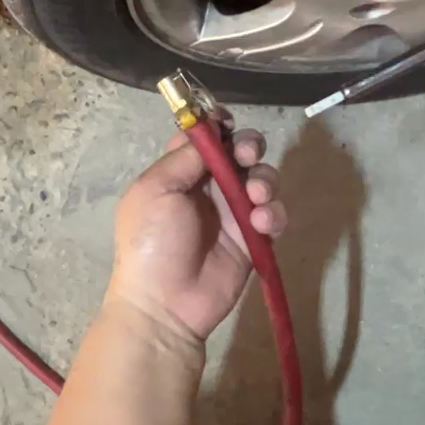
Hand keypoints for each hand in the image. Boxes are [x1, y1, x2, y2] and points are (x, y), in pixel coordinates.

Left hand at [106, 116, 287, 341]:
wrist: (165, 302)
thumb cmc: (152, 242)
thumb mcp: (155, 190)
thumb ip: (184, 158)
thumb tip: (210, 133)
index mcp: (178, 172)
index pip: (203, 138)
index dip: (218, 125)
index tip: (227, 122)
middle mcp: (207, 187)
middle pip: (238, 152)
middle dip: (249, 146)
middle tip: (247, 156)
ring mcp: (232, 212)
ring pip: (261, 178)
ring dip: (264, 179)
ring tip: (255, 197)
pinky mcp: (252, 238)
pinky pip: (272, 214)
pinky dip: (273, 213)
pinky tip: (260, 224)